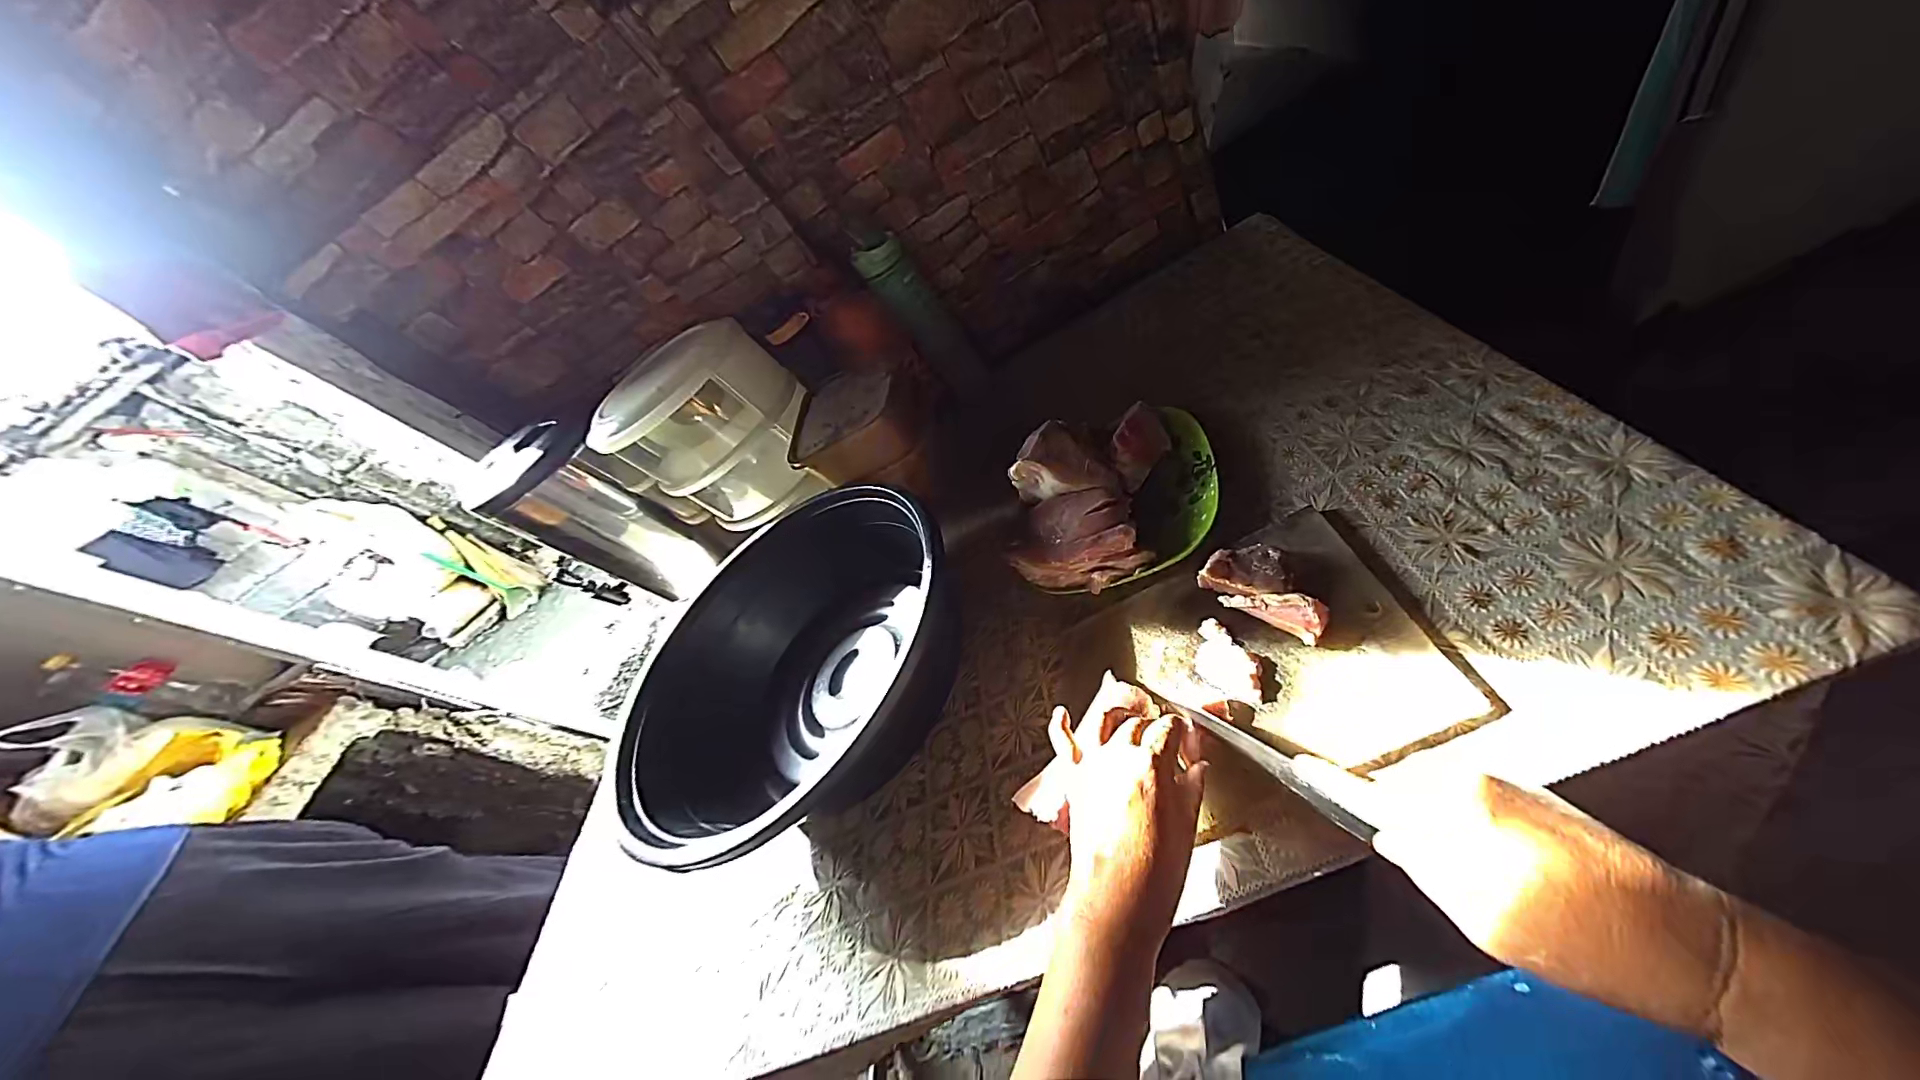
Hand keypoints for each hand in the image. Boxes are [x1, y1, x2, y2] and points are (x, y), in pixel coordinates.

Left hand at [1051, 706, 1208, 949]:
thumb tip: (1196, 766)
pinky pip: (1063, 743)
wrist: (1116, 898)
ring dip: (1118, 715)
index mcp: (1151, 763)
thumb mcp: (1187, 825)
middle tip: (1166, 741)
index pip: (1169, 727)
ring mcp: (1092, 765)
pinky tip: (1062, 715)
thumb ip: (1191, 786)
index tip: (1187, 739)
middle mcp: (1118, 756)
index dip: (1182, 731)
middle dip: (1155, 727)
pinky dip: (1061, 725)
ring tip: (1130, 718)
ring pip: (1104, 720)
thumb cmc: (1155, 871)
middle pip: (1139, 723)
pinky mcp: (1074, 780)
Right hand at [1294, 758, 1731, 1034]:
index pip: (1382, 794)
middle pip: (1403, 785)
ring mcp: (1509, 783)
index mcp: (1468, 814)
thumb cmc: (1594, 946)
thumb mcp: (1492, 924)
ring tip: (1445, 857)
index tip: (1304, 766)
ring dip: (1423, 812)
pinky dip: (1452, 813)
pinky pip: (1463, 792)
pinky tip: (1474, 848)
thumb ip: (1429, 870)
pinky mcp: (1528, 790)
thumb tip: (1391, 839)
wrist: (1691, 944)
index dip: (1337, 782)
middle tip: (1399, 847)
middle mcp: (1484, 785)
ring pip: (1432, 787)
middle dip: (1392, 810)